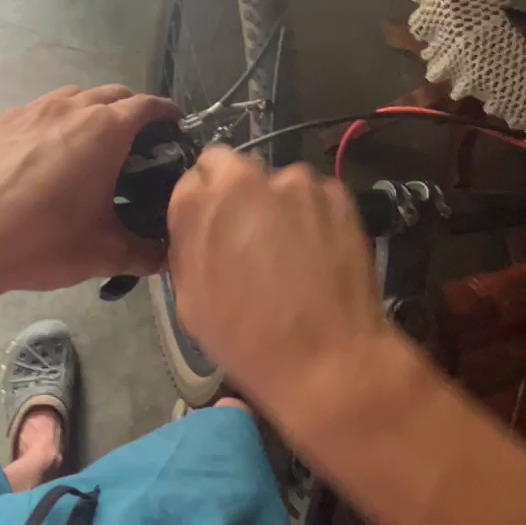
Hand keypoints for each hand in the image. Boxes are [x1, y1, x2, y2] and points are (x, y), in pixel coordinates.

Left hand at [0, 85, 179, 310]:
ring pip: (74, 97)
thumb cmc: (41, 243)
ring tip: (93, 146)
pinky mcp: (0, 123)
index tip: (176, 129)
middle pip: (113, 94)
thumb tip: (169, 258)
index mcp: (104, 130)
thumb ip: (146, 252)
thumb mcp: (104, 253)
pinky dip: (56, 122)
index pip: (148, 106)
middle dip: (132, 111)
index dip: (167, 115)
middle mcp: (70, 108)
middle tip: (139, 144)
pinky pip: (40, 110)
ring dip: (92, 111)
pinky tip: (49, 156)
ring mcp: (31, 111)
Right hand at [166, 148, 385, 394]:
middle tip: (249, 235)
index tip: (213, 228)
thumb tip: (198, 224)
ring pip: (279, 183)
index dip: (202, 203)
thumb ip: (187, 243)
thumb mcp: (190, 297)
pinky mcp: (337, 194)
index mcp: (201, 202)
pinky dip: (313, 214)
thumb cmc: (247, 337)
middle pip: (234, 168)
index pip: (193, 178)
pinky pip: (315, 196)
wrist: (327, 356)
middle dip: (237, 194)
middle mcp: (247, 178)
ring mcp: (298, 182)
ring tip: (291, 250)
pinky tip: (319, 251)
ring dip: (279, 204)